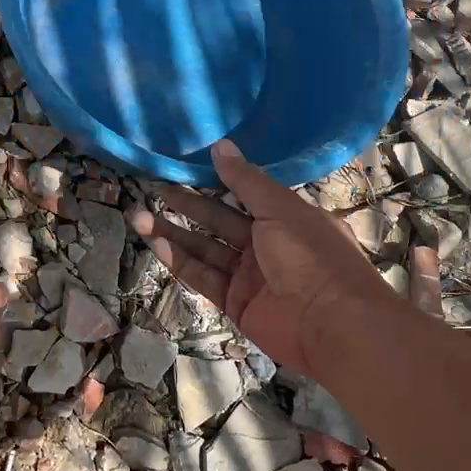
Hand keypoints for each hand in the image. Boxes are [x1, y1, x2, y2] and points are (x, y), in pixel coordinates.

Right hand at [129, 140, 396, 377]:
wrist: (334, 325)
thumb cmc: (312, 256)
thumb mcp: (280, 209)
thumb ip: (246, 180)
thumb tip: (220, 145)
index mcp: (286, 219)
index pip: (244, 195)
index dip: (214, 181)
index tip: (183, 168)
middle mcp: (267, 245)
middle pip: (217, 220)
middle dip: (185, 205)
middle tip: (153, 188)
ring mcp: (249, 275)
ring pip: (203, 248)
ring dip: (171, 232)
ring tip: (136, 216)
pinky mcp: (235, 302)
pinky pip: (202, 276)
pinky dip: (178, 260)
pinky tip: (154, 243)